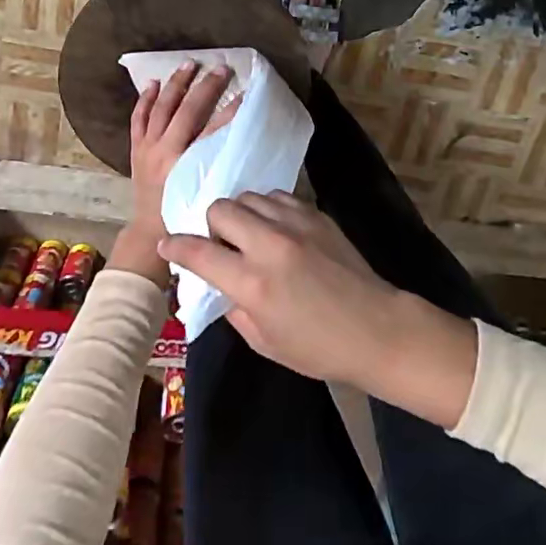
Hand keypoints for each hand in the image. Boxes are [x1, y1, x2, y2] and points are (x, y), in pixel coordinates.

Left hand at [112, 62, 234, 284]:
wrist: (148, 230)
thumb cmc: (182, 216)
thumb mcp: (207, 193)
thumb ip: (220, 168)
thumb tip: (240, 143)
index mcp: (185, 166)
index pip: (212, 131)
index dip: (231, 111)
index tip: (246, 95)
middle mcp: (164, 152)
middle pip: (187, 111)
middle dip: (206, 88)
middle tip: (222, 69)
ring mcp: (147, 148)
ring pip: (161, 108)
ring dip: (176, 84)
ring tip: (189, 64)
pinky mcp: (136, 148)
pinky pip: (139, 118)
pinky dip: (145, 99)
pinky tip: (152, 83)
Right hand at [157, 191, 478, 428]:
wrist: (377, 329)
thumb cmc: (318, 347)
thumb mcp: (264, 341)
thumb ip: (232, 307)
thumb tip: (216, 284)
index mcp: (253, 283)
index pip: (198, 252)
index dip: (176, 246)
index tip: (168, 244)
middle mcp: (270, 245)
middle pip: (221, 209)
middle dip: (212, 225)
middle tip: (222, 244)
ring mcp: (296, 225)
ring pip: (248, 196)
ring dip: (240, 214)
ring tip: (249, 234)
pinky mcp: (316, 215)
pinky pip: (277, 197)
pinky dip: (267, 209)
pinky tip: (275, 229)